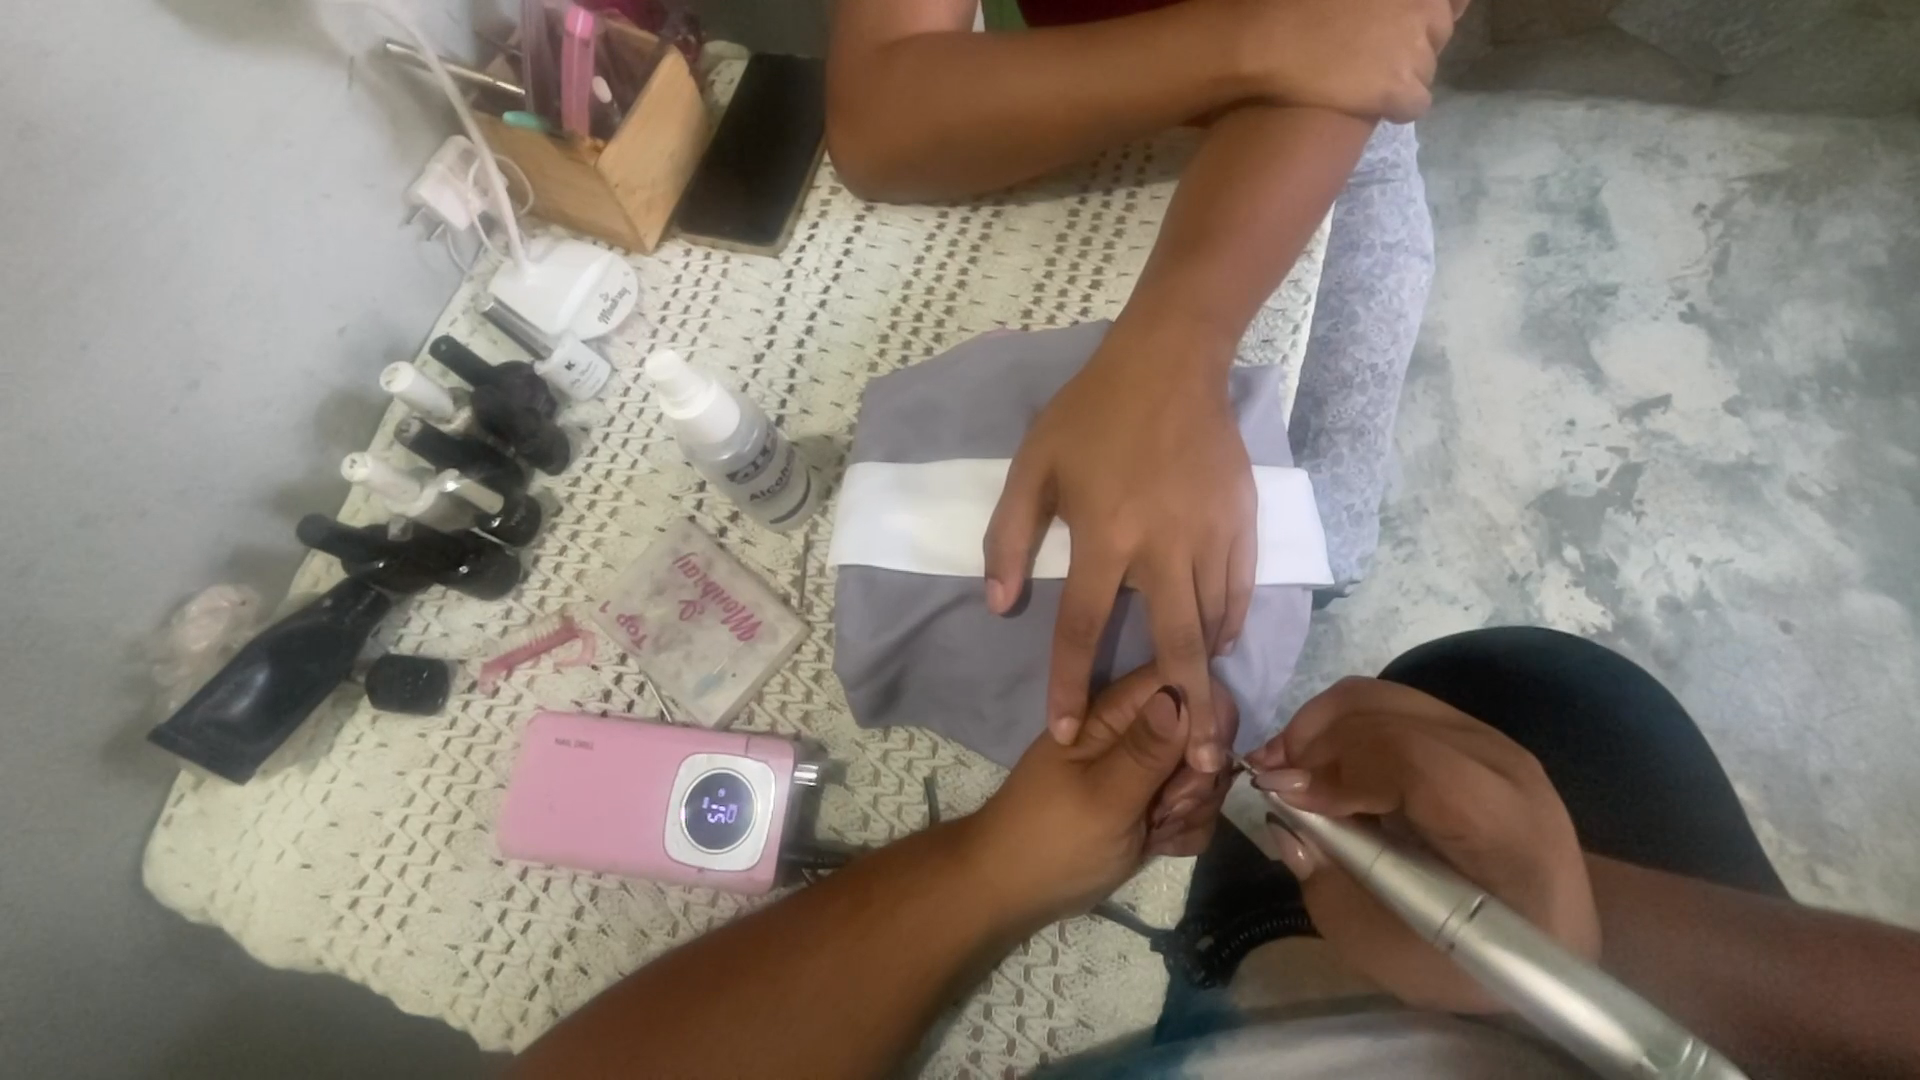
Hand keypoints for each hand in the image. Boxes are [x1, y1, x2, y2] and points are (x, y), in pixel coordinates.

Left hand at [965, 673, 1191, 923]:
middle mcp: (1131, 732)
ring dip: (1191, 809)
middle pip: (1201, 732)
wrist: (1011, 892)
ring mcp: (1141, 770)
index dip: (1205, 718)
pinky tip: (1155, 846)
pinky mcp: (1149, 804)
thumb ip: (1148, 750)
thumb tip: (1181, 686)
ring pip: (1202, 774)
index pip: (1180, 681)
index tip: (1197, 765)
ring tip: (1151, 832)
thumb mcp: (1103, 798)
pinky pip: (1193, 808)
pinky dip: (1183, 830)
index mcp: (1112, 714)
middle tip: (1163, 809)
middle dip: (1197, 777)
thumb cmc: (1050, 841)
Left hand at [985, 322, 1252, 777]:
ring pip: (1213, 622)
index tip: (1064, 732)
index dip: (1068, 685)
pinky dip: (1231, 622)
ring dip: (1207, 670)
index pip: (1080, 628)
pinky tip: (1222, 643)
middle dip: (1186, 711)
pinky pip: (1241, 589)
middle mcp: (1162, 549)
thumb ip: (1010, 537)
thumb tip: (999, 604)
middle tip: (1199, 766)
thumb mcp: (1032, 468)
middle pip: (1174, 645)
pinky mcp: (1242, 522)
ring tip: (1208, 717)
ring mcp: (1211, 537)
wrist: (1169, 361)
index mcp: (1104, 537)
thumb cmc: (1091, 413)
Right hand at [1234, 0, 1461, 123]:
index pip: (1441, 1)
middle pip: (1439, 33)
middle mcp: (1422, 7)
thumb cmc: (1294, 2)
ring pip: (1427, 71)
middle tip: (1380, 59)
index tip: (1393, 28)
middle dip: (1415, 45)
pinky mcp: (1397, 87)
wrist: (1271, 42)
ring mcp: (1412, 48)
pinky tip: (1379, 109)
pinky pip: (1418, 105)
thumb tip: (1372, 9)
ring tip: (1372, 85)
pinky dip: (1402, 108)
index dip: (1416, 16)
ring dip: (1405, 78)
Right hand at [1245, 677, 1599, 1011]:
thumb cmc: (1467, 960)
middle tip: (1269, 781)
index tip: (1284, 796)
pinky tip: (1314, 758)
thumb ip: (1328, 881)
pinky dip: (1334, 722)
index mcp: (1504, 831)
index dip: (1340, 770)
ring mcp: (1484, 738)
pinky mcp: (1461, 729)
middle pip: (1385, 718)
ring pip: (1375, 698)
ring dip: (1316, 726)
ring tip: (1285, 766)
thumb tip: (1283, 817)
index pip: (1418, 764)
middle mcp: (1502, 767)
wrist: (1543, 938)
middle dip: (1312, 743)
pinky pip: (1381, 703)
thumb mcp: (1386, 949)